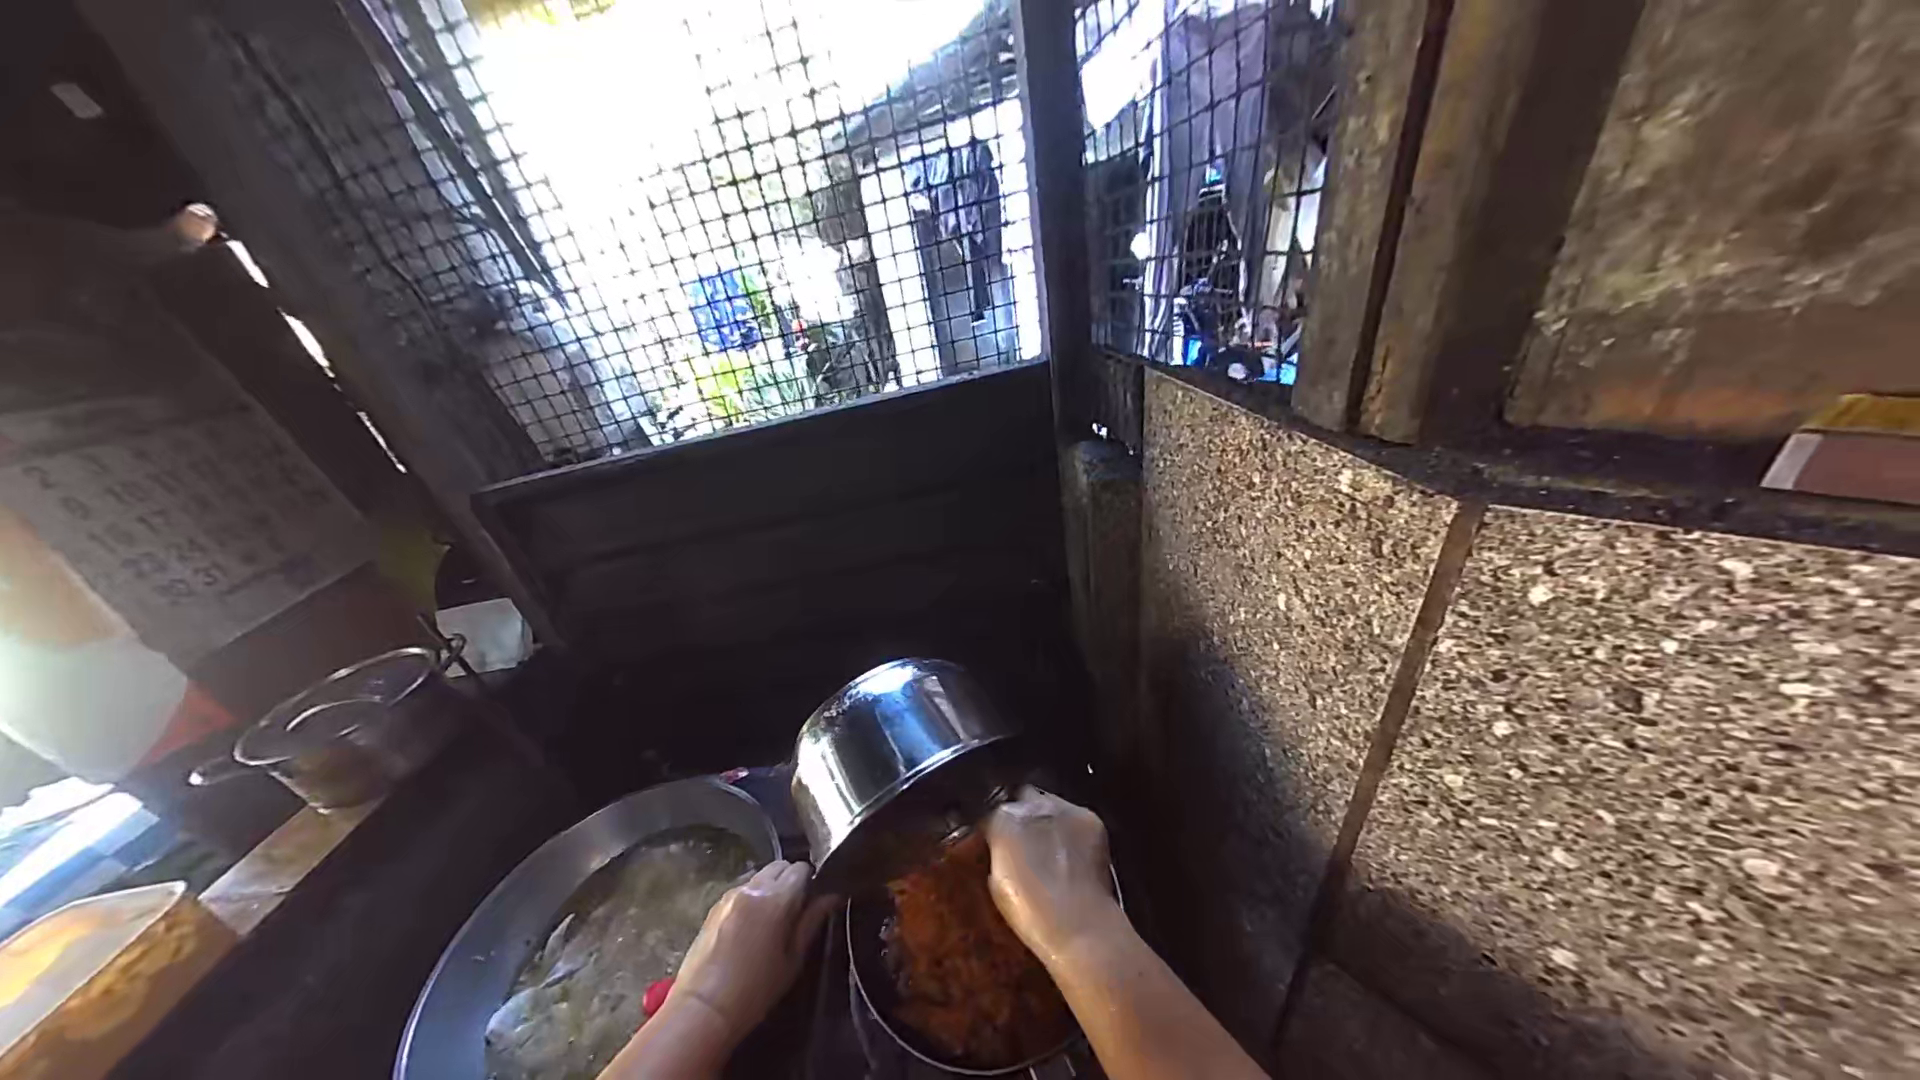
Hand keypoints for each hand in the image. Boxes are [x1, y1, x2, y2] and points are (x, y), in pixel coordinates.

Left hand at [666, 859, 835, 1044]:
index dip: (810, 882)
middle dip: (790, 880)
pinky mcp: (714, 906)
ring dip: (770, 887)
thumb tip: (831, 896)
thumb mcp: (792, 960)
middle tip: (793, 912)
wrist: (701, 1011)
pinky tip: (749, 927)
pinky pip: (742, 889)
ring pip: (760, 875)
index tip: (811, 904)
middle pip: (780, 866)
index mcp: (776, 898)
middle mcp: (753, 887)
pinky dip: (752, 897)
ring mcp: (730, 894)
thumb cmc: (754, 991)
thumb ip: (812, 921)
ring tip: (769, 921)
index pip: (801, 868)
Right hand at [982, 786, 1120, 965]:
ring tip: (1050, 848)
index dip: (996, 828)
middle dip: (1021, 815)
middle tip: (1025, 841)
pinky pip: (1074, 815)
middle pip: (1021, 798)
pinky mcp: (1090, 818)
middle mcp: (1033, 803)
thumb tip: (999, 842)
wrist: (1081, 928)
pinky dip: (1071, 828)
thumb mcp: (996, 881)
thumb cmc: (1031, 915)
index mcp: (1003, 818)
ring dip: (1046, 819)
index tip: (999, 843)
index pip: (992, 811)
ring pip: (1049, 803)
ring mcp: (1064, 808)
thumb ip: (996, 849)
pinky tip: (1071, 852)